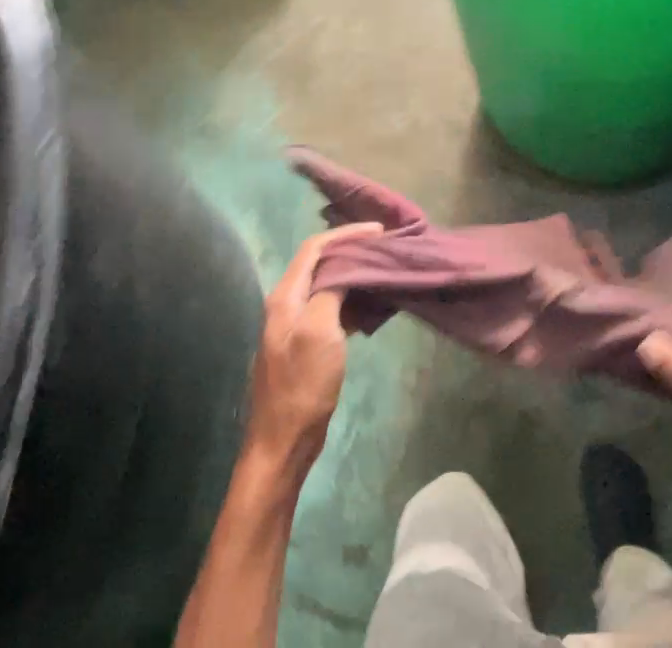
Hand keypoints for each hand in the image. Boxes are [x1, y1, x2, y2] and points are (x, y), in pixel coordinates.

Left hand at [243, 223, 382, 477]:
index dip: (345, 235)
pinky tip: (375, 308)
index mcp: (285, 297)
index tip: (378, 231)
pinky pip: (332, 311)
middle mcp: (286, 305)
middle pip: (320, 265)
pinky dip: (353, 303)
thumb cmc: (303, 384)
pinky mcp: (307, 347)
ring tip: (385, 272)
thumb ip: (330, 292)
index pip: (315, 249)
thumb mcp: (319, 331)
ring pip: (328, 288)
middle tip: (386, 249)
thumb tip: (344, 272)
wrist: (284, 439)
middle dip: (352, 252)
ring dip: (355, 277)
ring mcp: (295, 327)